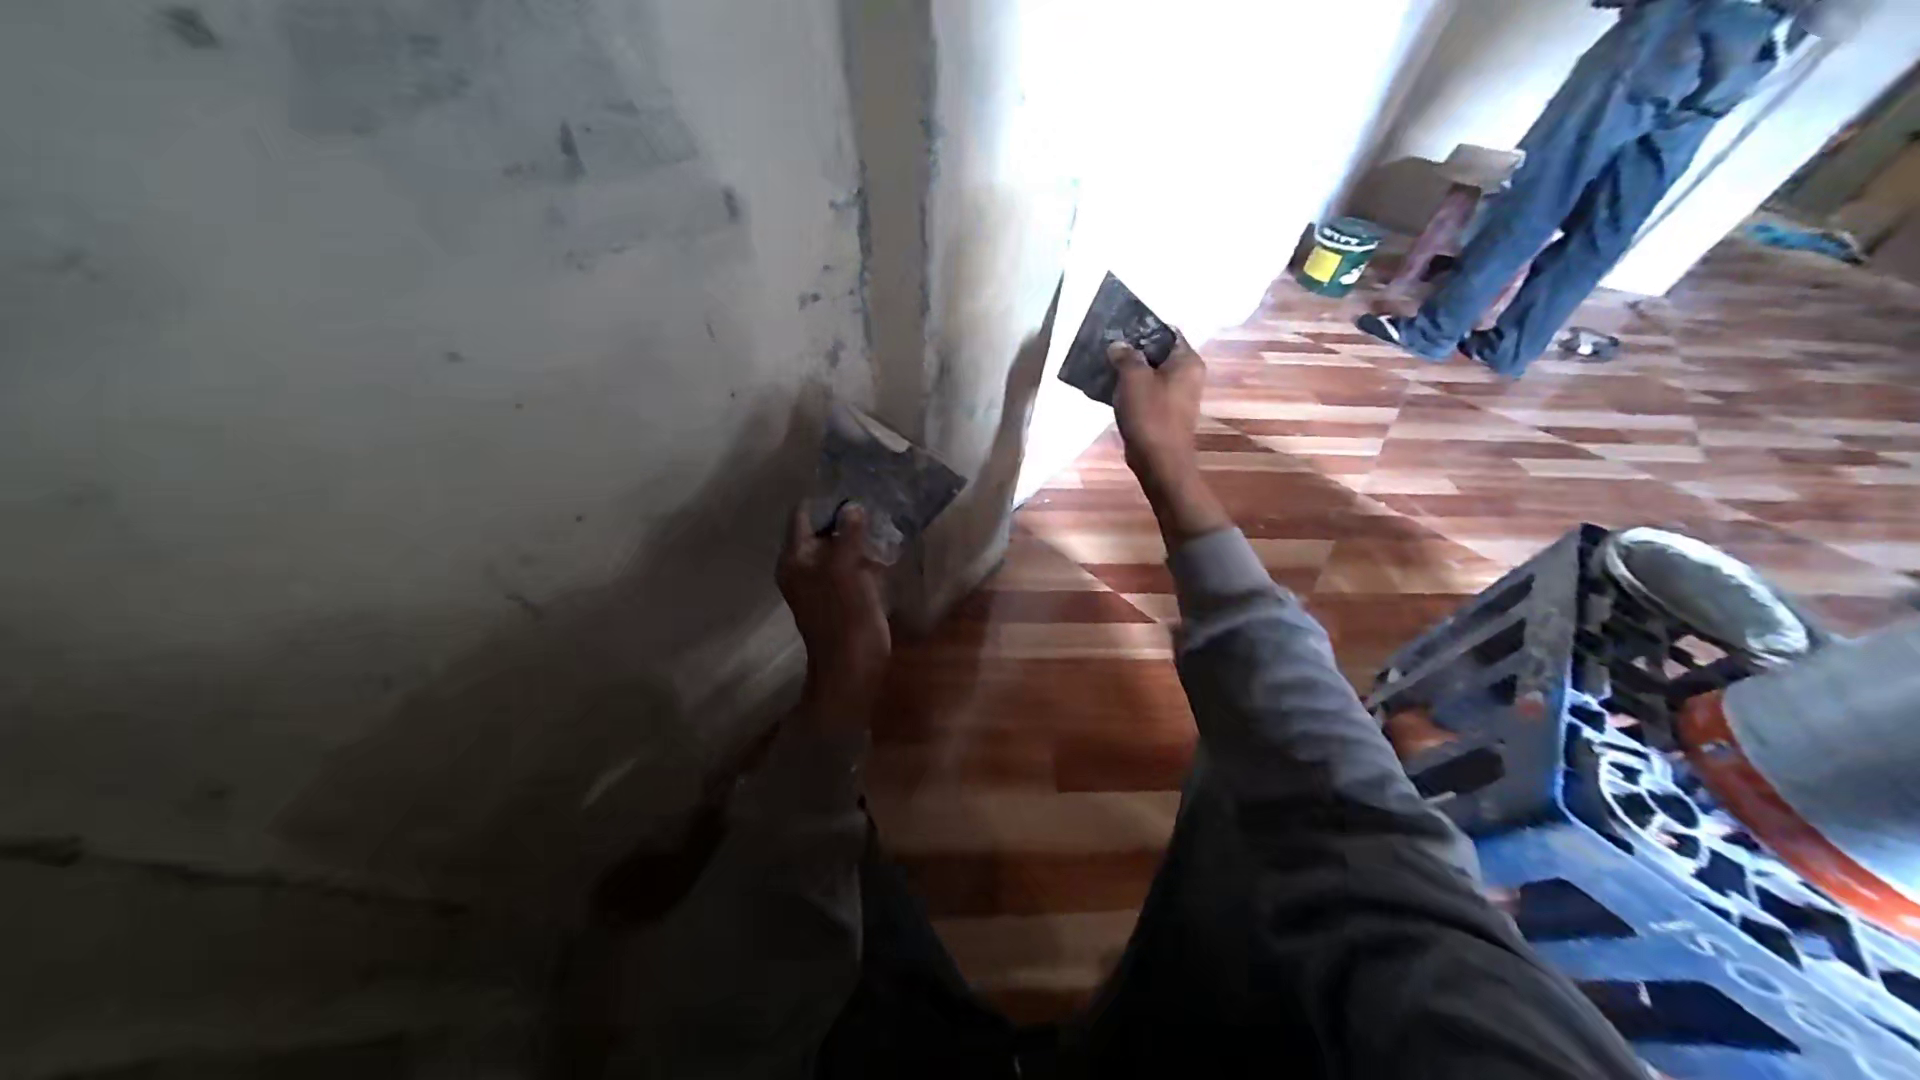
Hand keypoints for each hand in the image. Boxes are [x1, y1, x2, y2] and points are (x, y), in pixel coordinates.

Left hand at [778, 502, 891, 728]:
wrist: (853, 667)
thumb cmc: (844, 616)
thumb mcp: (844, 570)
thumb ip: (848, 535)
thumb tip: (853, 506)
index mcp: (796, 560)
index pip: (802, 516)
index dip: (824, 500)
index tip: (852, 485)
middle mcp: (807, 567)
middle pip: (823, 530)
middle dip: (847, 515)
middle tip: (875, 495)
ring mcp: (828, 582)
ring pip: (842, 547)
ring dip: (861, 533)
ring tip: (886, 512)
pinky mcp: (847, 594)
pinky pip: (856, 565)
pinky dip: (870, 554)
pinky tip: (891, 543)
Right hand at [1108, 335, 1230, 543]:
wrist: (1159, 461)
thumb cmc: (1150, 415)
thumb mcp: (1133, 379)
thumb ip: (1126, 356)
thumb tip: (1118, 345)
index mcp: (1187, 361)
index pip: (1167, 331)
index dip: (1143, 327)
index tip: (1119, 327)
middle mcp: (1188, 374)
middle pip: (1157, 352)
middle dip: (1132, 349)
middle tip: (1106, 346)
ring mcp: (1177, 395)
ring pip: (1150, 373)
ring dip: (1128, 370)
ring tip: (1102, 366)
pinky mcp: (1164, 412)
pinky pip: (1146, 392)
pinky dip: (1130, 389)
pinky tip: (1108, 389)